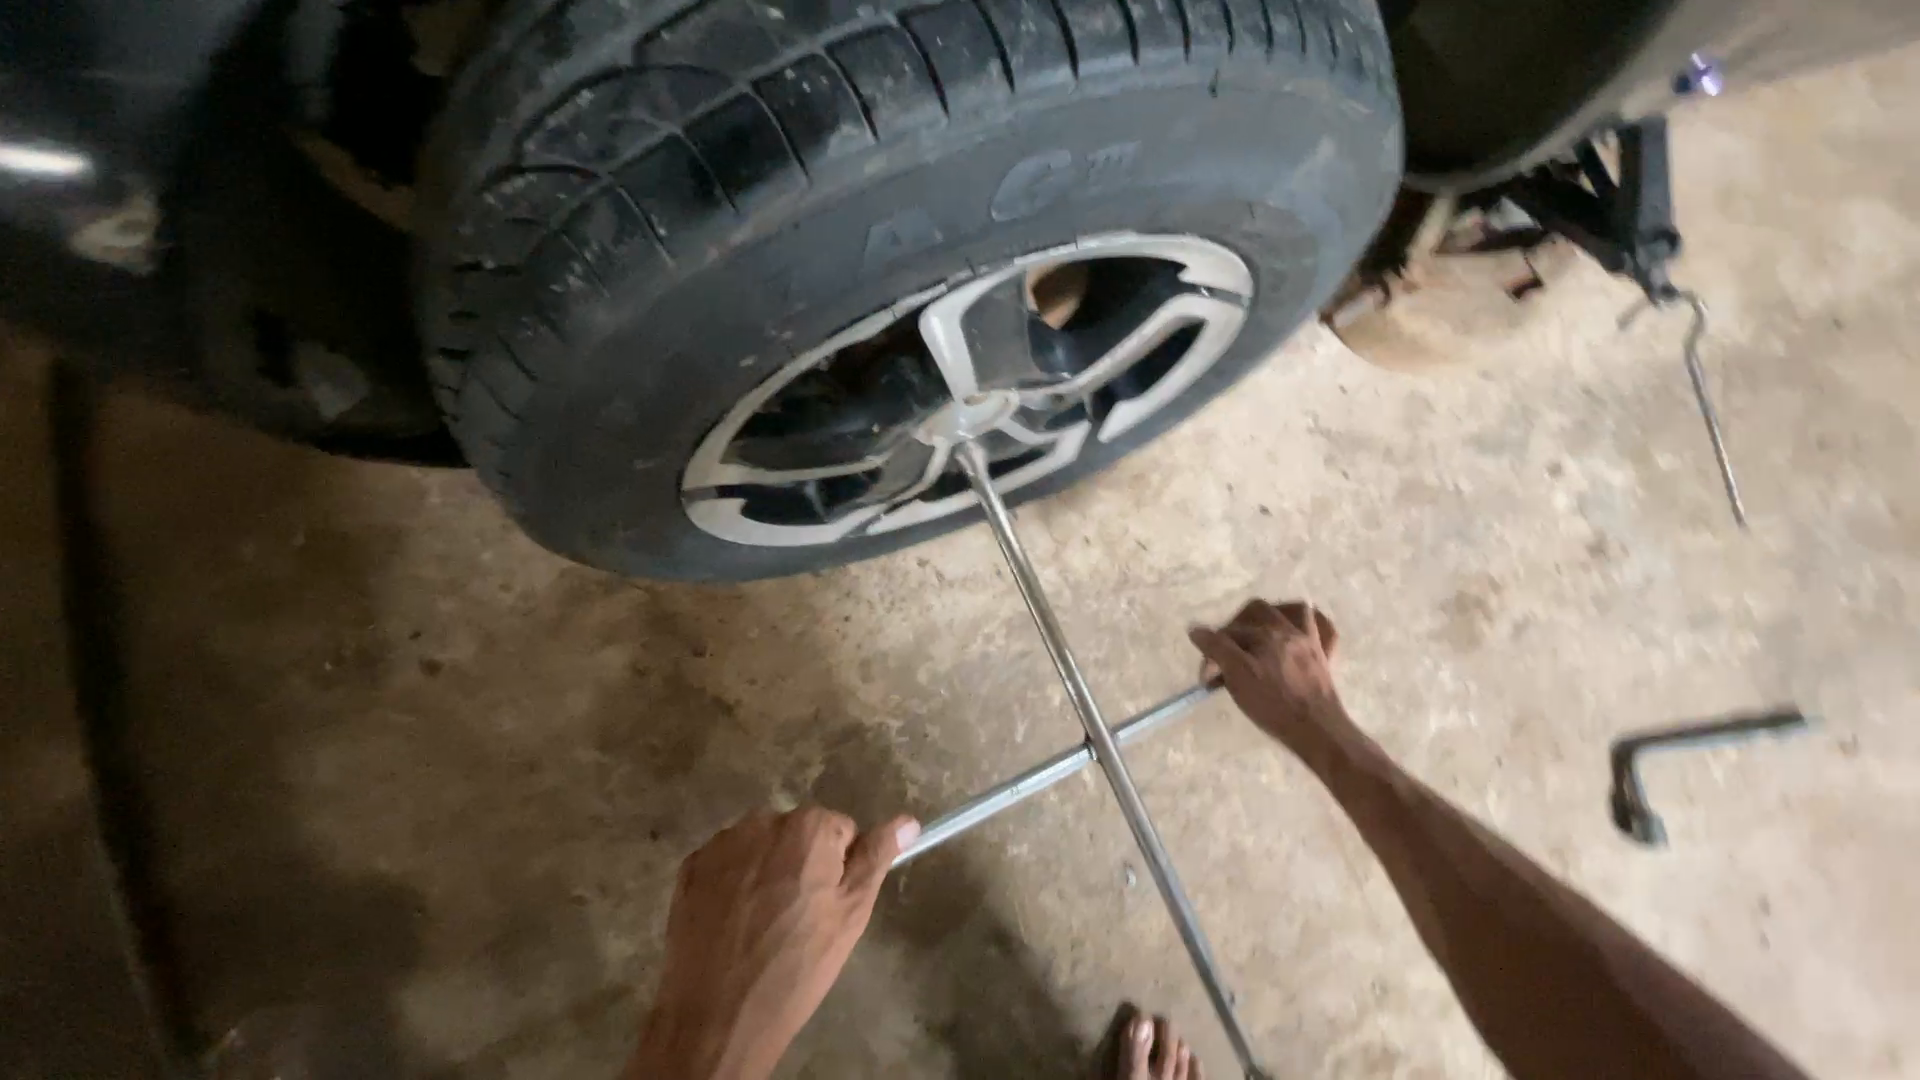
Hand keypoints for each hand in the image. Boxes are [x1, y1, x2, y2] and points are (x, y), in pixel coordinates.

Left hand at [629, 807, 919, 1079]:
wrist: (717, 1017)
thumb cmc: (797, 966)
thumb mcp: (852, 914)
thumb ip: (877, 856)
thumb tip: (908, 821)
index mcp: (808, 826)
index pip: (840, 832)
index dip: (838, 870)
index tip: (827, 908)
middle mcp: (763, 820)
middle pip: (798, 834)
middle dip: (802, 865)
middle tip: (798, 920)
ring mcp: (721, 843)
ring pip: (760, 846)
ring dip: (767, 871)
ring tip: (762, 925)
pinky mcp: (690, 866)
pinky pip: (726, 863)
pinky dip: (733, 883)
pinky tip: (732, 924)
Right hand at [1189, 600, 1352, 758]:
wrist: (1317, 730)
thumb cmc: (1274, 706)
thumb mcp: (1238, 677)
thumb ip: (1217, 648)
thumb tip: (1195, 629)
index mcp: (1266, 634)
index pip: (1228, 632)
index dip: (1212, 650)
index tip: (1206, 677)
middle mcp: (1289, 631)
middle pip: (1258, 612)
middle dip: (1238, 624)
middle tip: (1227, 648)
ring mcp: (1310, 643)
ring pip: (1294, 612)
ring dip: (1275, 614)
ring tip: (1261, 629)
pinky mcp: (1324, 658)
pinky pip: (1323, 631)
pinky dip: (1310, 627)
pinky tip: (1298, 634)